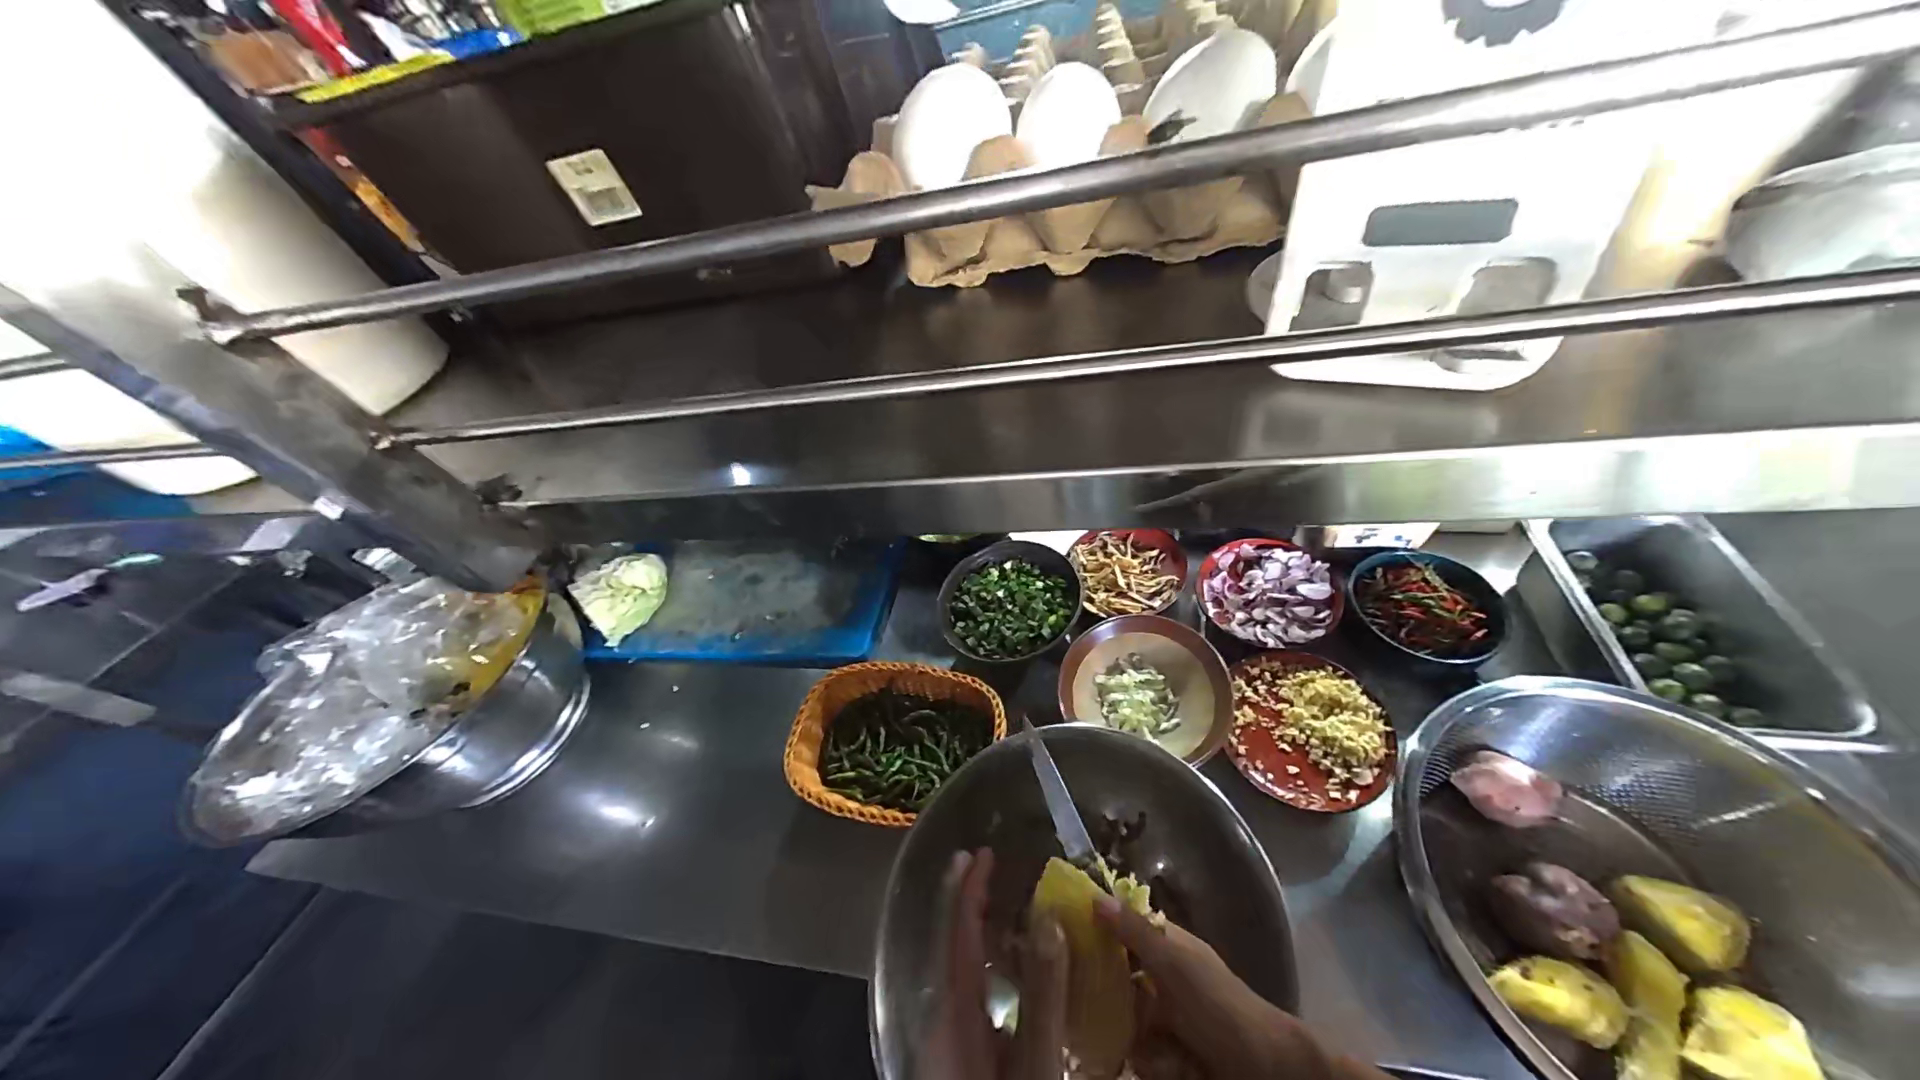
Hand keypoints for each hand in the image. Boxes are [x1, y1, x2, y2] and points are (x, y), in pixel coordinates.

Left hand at [921, 849, 1069, 1079]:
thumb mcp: (1034, 1061)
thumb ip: (1042, 994)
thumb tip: (1049, 919)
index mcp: (950, 1010)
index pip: (957, 934)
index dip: (968, 889)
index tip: (980, 852)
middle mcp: (940, 1019)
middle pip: (952, 946)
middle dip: (967, 903)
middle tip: (982, 863)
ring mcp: (947, 1041)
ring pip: (960, 972)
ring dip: (977, 934)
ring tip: (997, 903)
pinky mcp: (958, 1060)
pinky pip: (970, 997)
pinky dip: (986, 970)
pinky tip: (1007, 973)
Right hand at [1095, 896, 1388, 1079]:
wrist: (1269, 1072)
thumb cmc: (1221, 1008)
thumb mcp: (1176, 964)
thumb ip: (1134, 931)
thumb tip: (1094, 895)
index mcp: (1165, 948)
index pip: (1119, 932)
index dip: (1094, 936)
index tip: (1066, 944)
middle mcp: (1160, 981)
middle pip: (1113, 983)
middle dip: (1113, 1005)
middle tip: (1121, 1018)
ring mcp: (1164, 1022)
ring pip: (1123, 1025)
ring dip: (1142, 1044)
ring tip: (1168, 1054)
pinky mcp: (1168, 1058)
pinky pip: (1140, 1057)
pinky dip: (1154, 1066)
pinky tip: (1174, 1068)